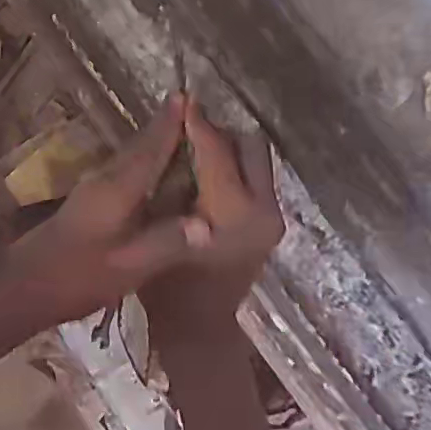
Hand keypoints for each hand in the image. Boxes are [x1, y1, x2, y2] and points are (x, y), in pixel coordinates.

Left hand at [0, 94, 214, 324]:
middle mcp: (101, 183)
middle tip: (186, 109)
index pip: (148, 151)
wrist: (24, 286)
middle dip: (161, 129)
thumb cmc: (76, 276)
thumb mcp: (127, 266)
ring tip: (174, 134)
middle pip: (136, 150)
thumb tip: (208, 224)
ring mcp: (89, 193)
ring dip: (148, 146)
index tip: (183, 95)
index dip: (168, 125)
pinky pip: (119, 175)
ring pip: (125, 161)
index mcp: (115, 191)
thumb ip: (166, 243)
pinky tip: (147, 176)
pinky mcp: (83, 206)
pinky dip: (138, 167)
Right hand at [140, 101, 284, 325]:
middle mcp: (264, 210)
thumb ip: (166, 182)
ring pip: (256, 161)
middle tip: (185, 131)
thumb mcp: (157, 227)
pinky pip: (254, 181)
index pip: (218, 151)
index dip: (197, 123)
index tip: (181, 100)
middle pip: (250, 146)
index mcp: (232, 212)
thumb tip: (169, 140)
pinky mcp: (271, 227)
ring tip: (192, 152)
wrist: (198, 329)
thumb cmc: (165, 284)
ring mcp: (273, 219)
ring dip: (226, 151)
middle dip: (218, 133)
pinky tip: (202, 178)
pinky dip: (231, 171)